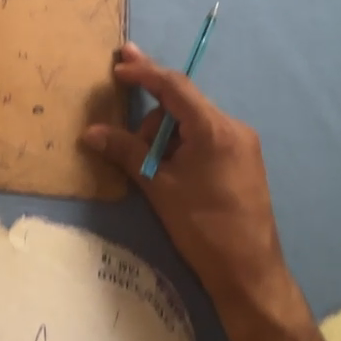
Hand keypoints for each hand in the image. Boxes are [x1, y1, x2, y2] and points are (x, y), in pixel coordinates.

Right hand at [81, 43, 288, 317]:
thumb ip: (126, 151)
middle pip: (181, 104)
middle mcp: (233, 127)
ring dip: (166, 137)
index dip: (144, 72)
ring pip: (192, 122)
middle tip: (130, 146)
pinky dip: (182, 146)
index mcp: (214, 128)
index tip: (118, 66)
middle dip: (151, 121)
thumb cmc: (203, 228)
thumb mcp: (158, 187)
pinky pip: (205, 137)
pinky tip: (170, 171)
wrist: (250, 274)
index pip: (174, 86)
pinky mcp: (244, 160)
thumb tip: (90, 132)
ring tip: (154, 173)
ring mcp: (242, 144)